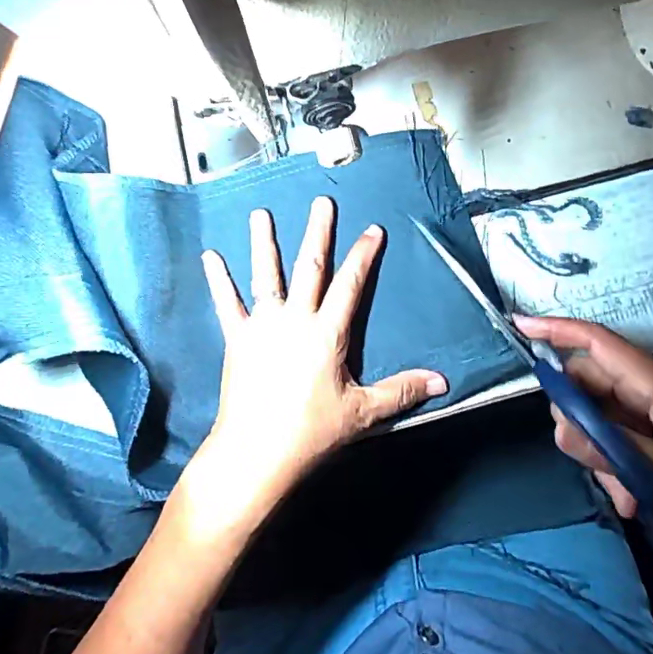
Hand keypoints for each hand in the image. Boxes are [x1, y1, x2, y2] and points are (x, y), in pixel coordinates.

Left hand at [186, 198, 448, 526]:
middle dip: (318, 233)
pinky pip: (226, 304)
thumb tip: (442, 382)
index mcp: (327, 333)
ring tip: (260, 214)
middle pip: (310, 267)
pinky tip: (210, 257)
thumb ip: (401, 392)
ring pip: (265, 275)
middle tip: (322, 202)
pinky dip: (218, 280)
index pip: (350, 285)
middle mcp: (295, 320)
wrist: (257, 451)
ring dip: (264, 243)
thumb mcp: (363, 413)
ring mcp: (263, 326)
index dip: (363, 255)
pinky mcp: (237, 338)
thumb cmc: (311, 432)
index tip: (372, 230)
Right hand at [516, 316, 652, 527]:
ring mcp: (650, 412)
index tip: (519, 325)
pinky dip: (613, 465)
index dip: (555, 329)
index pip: (596, 342)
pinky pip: (614, 438)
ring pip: (597, 417)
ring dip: (598, 453)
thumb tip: (559, 431)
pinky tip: (629, 498)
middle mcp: (646, 389)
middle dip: (578, 422)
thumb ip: (612, 449)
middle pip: (587, 385)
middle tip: (585, 457)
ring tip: (622, 492)